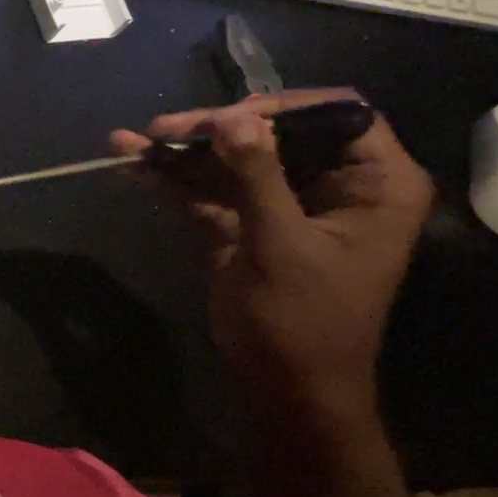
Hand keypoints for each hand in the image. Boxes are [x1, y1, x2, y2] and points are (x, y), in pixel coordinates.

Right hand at [110, 89, 433, 415]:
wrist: (284, 385)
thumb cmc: (301, 319)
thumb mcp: (280, 245)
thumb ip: (258, 178)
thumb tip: (233, 119)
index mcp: (373, 183)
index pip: (335, 117)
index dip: (275, 111)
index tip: (215, 121)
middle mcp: (332, 187)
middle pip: (271, 139)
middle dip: (210, 133)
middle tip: (156, 131)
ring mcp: (282, 209)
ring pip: (230, 167)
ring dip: (179, 157)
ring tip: (124, 144)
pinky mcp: (242, 232)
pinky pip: (206, 198)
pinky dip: (171, 186)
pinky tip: (132, 172)